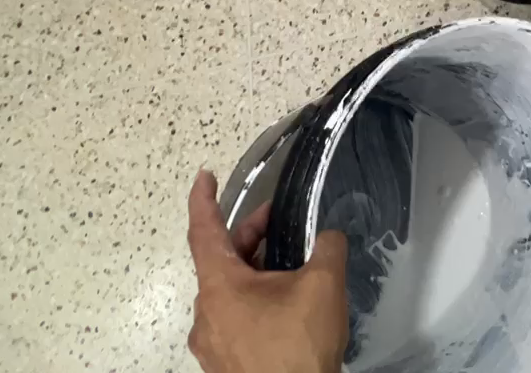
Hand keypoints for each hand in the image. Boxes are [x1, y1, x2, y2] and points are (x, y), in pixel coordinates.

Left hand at [186, 169, 349, 372]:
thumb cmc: (298, 343)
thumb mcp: (323, 282)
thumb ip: (327, 245)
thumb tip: (327, 237)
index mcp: (221, 287)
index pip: (204, 232)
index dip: (203, 201)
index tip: (204, 175)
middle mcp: (206, 314)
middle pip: (221, 260)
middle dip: (249, 233)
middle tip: (281, 219)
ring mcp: (212, 344)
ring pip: (229, 289)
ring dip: (255, 266)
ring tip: (293, 260)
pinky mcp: (226, 364)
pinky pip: (235, 314)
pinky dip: (255, 293)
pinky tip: (289, 300)